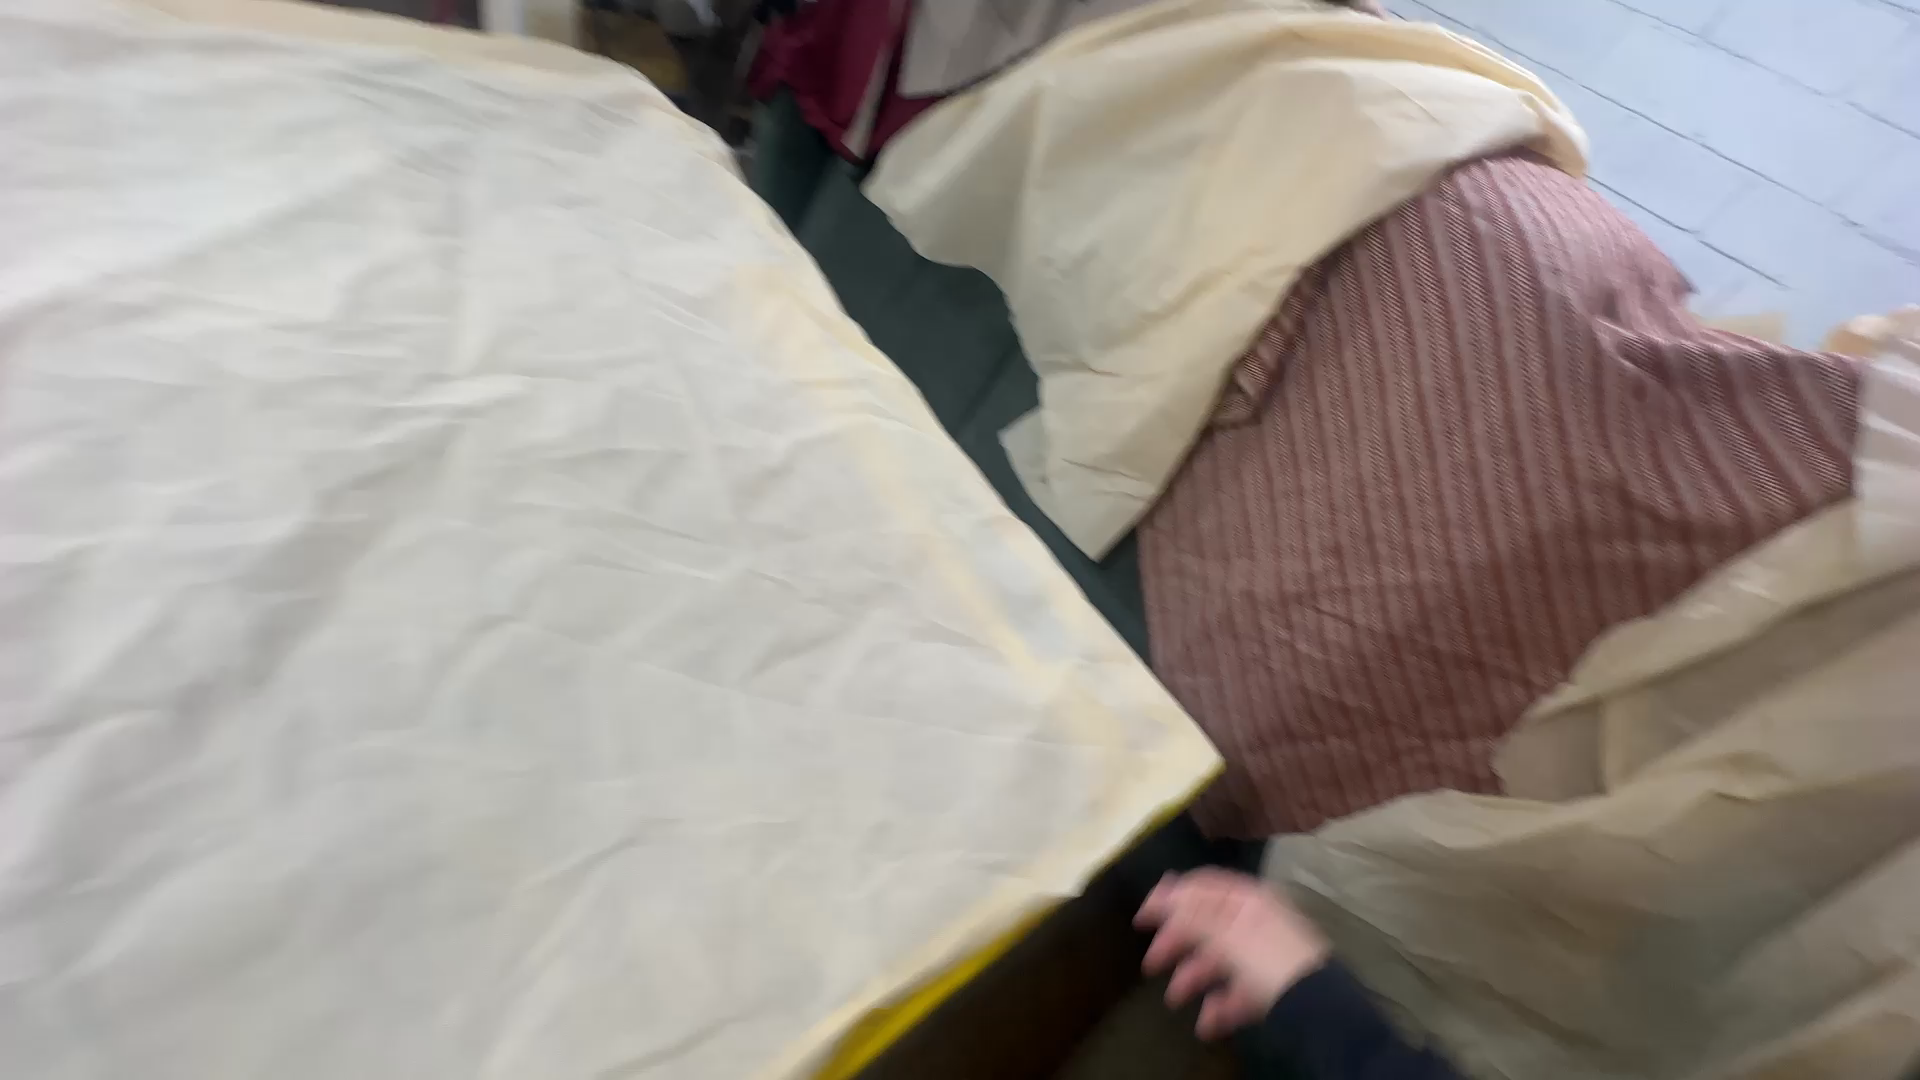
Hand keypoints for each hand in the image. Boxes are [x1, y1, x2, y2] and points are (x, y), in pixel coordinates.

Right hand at [1133, 869, 1330, 1039]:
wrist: (1323, 1014)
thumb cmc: (1271, 961)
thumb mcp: (1227, 934)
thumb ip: (1192, 912)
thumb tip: (1163, 889)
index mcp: (1247, 899)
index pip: (1201, 886)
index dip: (1170, 897)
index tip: (1143, 915)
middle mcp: (1255, 920)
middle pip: (1206, 925)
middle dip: (1177, 945)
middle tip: (1151, 962)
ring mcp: (1264, 954)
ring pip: (1219, 960)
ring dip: (1193, 978)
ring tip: (1175, 999)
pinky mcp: (1272, 987)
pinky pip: (1237, 990)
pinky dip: (1219, 1004)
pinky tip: (1207, 1023)